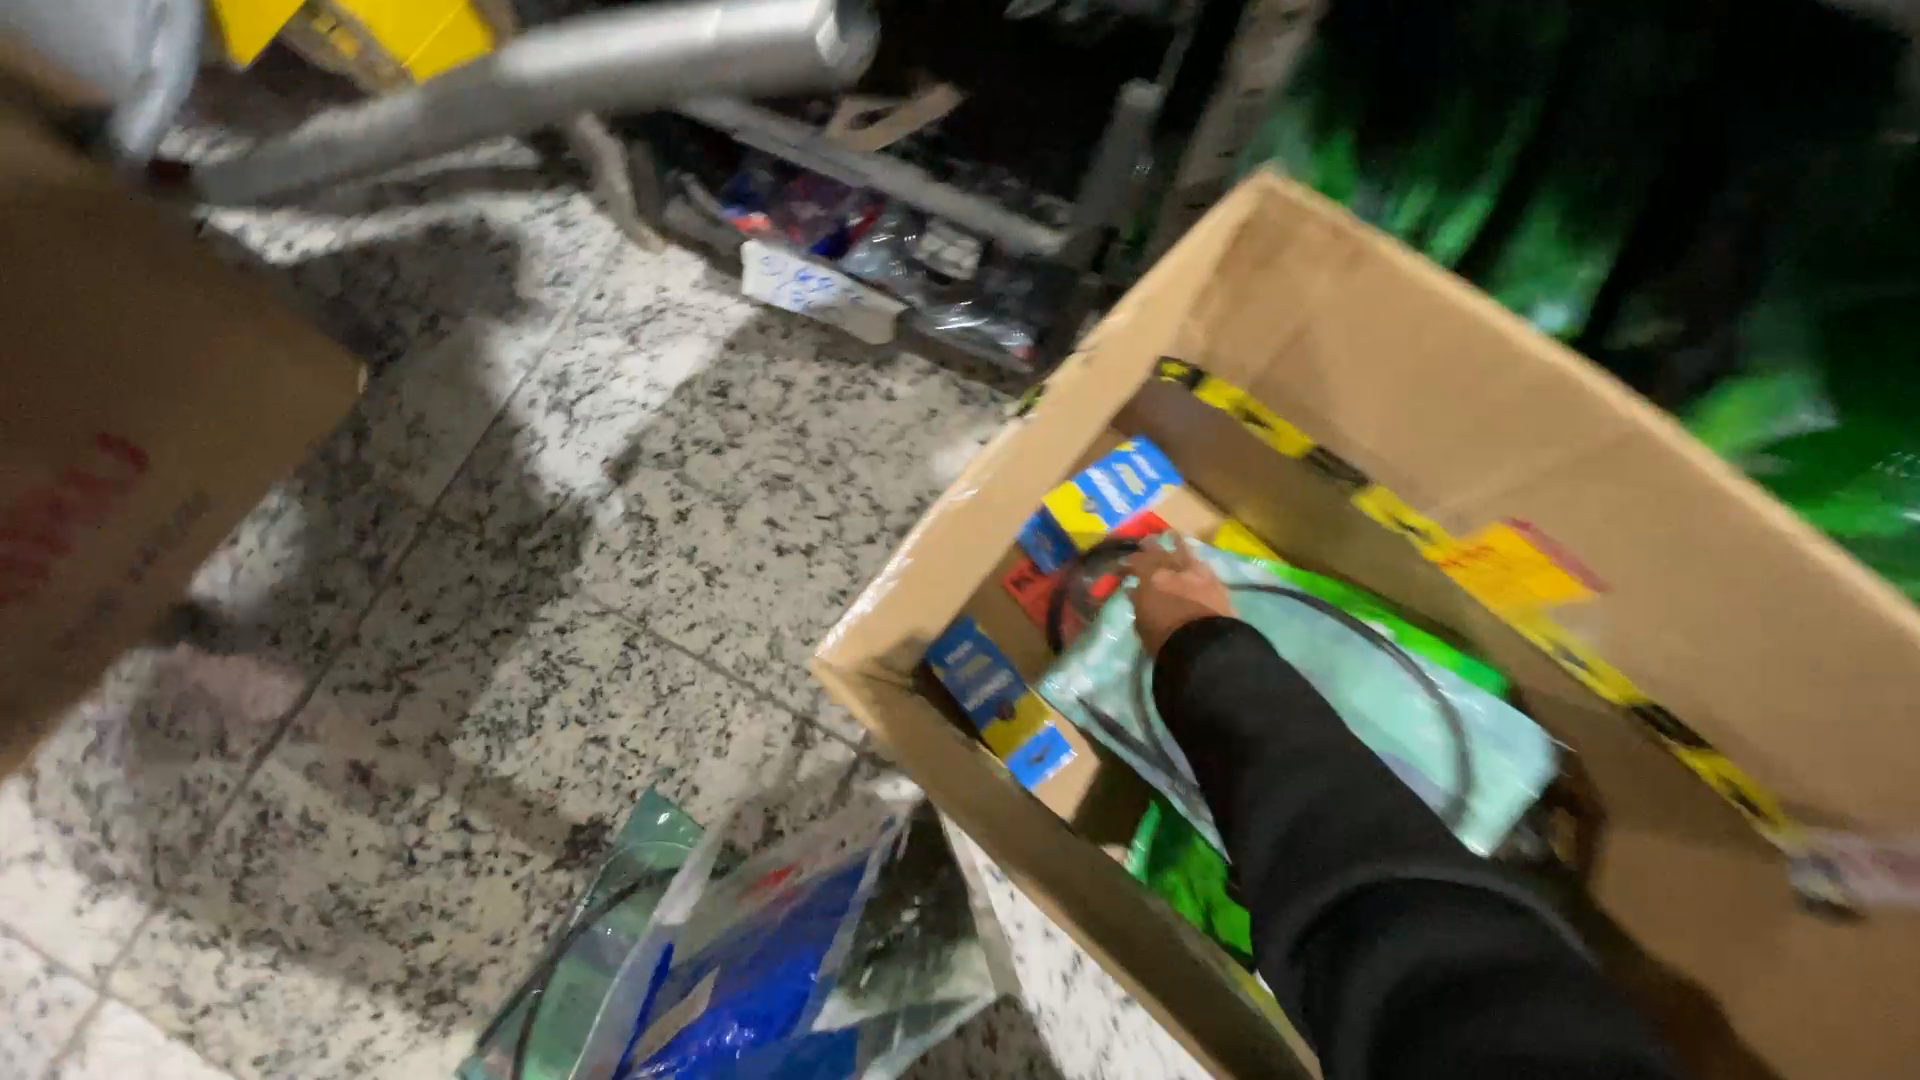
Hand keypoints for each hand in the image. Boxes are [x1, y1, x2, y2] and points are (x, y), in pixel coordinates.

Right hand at [1127, 536, 1235, 656]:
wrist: (1204, 647)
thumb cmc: (1165, 639)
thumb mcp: (1142, 624)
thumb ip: (1138, 603)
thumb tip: (1133, 590)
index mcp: (1151, 578)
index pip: (1135, 562)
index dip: (1127, 562)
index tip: (1122, 565)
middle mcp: (1174, 569)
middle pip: (1160, 551)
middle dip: (1151, 545)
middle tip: (1146, 541)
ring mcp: (1198, 574)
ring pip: (1187, 552)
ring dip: (1179, 544)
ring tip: (1175, 536)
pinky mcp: (1218, 584)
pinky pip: (1205, 567)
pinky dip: (1197, 562)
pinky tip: (1197, 561)